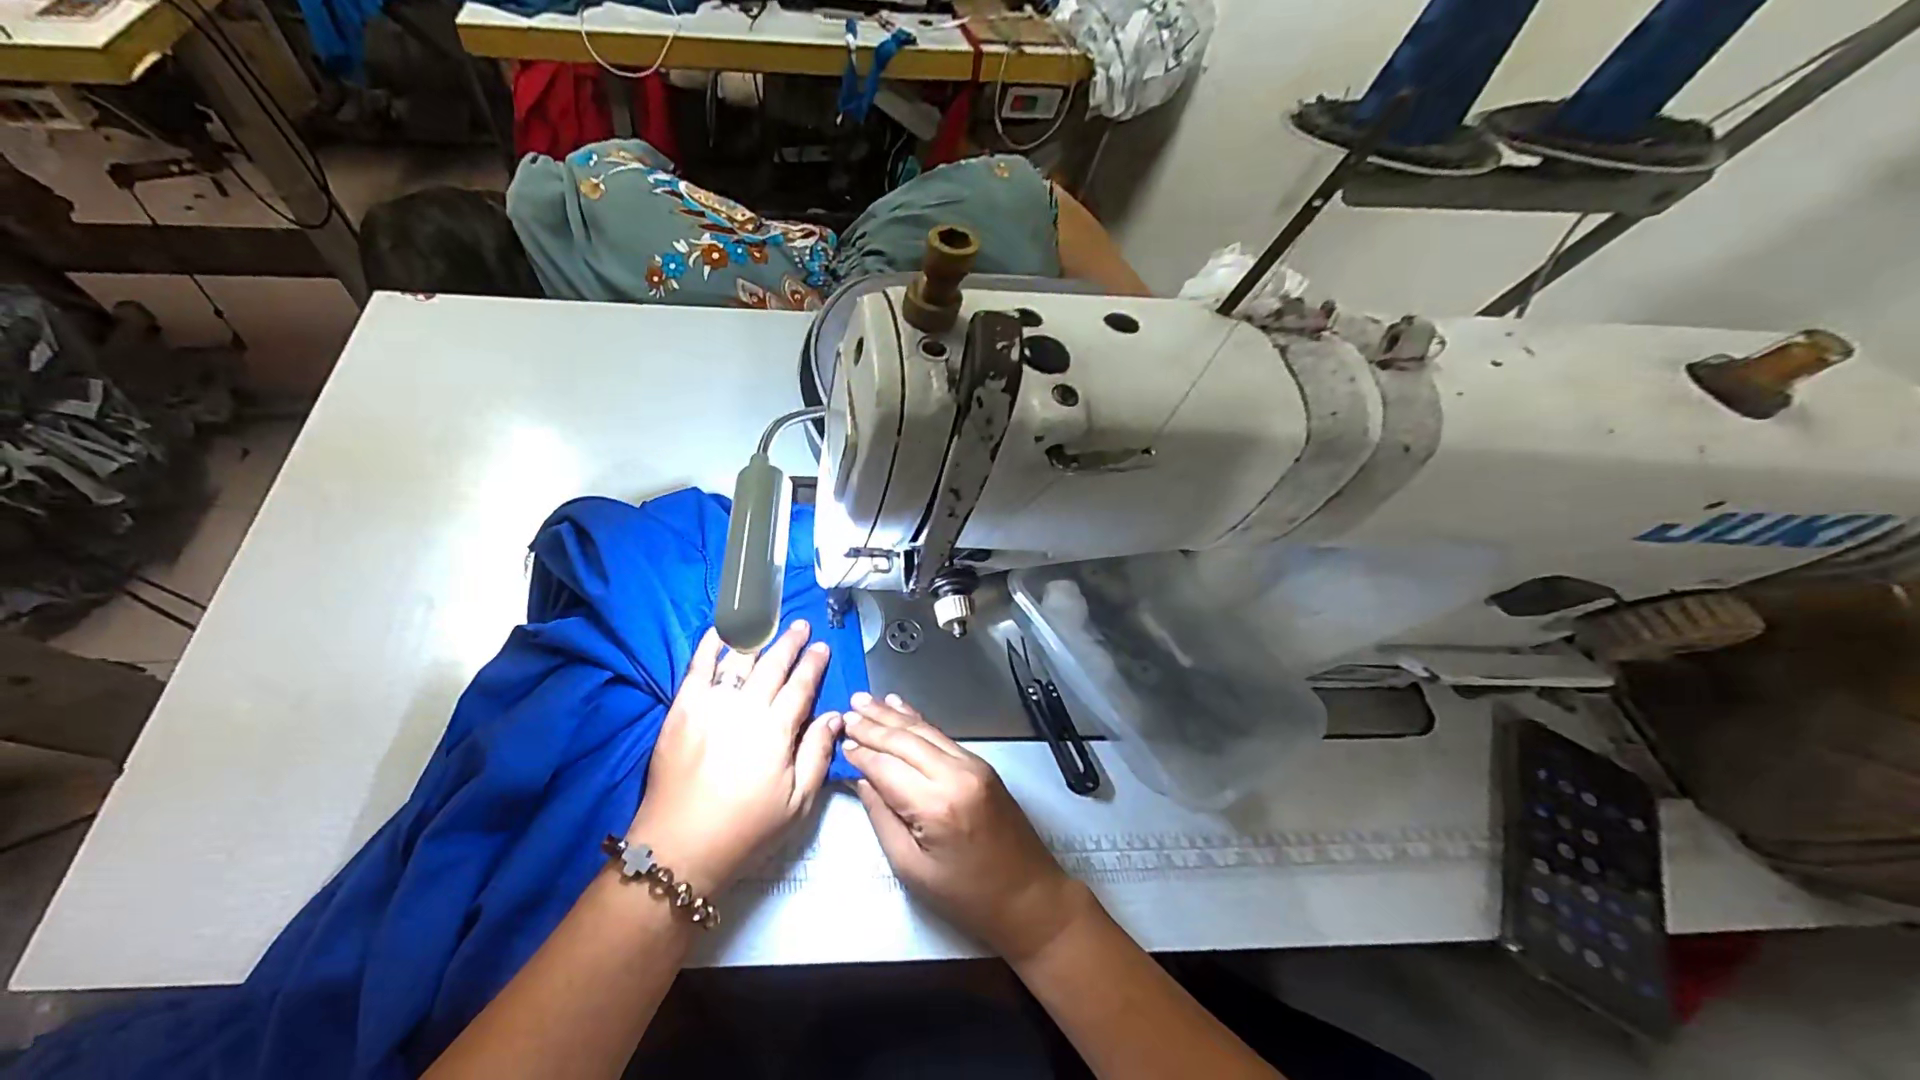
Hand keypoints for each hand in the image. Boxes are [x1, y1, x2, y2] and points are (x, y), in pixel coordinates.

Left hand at [628, 622, 841, 893]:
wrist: (678, 849)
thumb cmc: (745, 830)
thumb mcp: (797, 804)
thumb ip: (817, 754)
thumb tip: (834, 716)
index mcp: (777, 732)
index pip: (801, 686)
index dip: (813, 664)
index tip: (822, 648)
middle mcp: (746, 710)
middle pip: (773, 666)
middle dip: (790, 643)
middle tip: (802, 627)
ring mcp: (710, 706)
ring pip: (739, 661)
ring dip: (758, 638)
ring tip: (770, 623)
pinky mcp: (682, 710)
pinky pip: (697, 668)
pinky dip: (710, 646)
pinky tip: (720, 631)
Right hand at [842, 693, 1091, 962]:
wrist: (1029, 896)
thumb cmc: (967, 896)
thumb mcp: (912, 867)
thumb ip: (883, 817)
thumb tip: (862, 779)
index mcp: (936, 804)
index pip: (886, 766)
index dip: (860, 753)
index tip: (838, 740)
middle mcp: (957, 774)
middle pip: (905, 740)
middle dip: (873, 724)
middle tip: (847, 709)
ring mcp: (974, 766)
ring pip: (925, 731)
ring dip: (893, 715)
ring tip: (866, 700)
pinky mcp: (982, 766)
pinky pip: (943, 737)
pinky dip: (918, 722)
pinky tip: (901, 709)